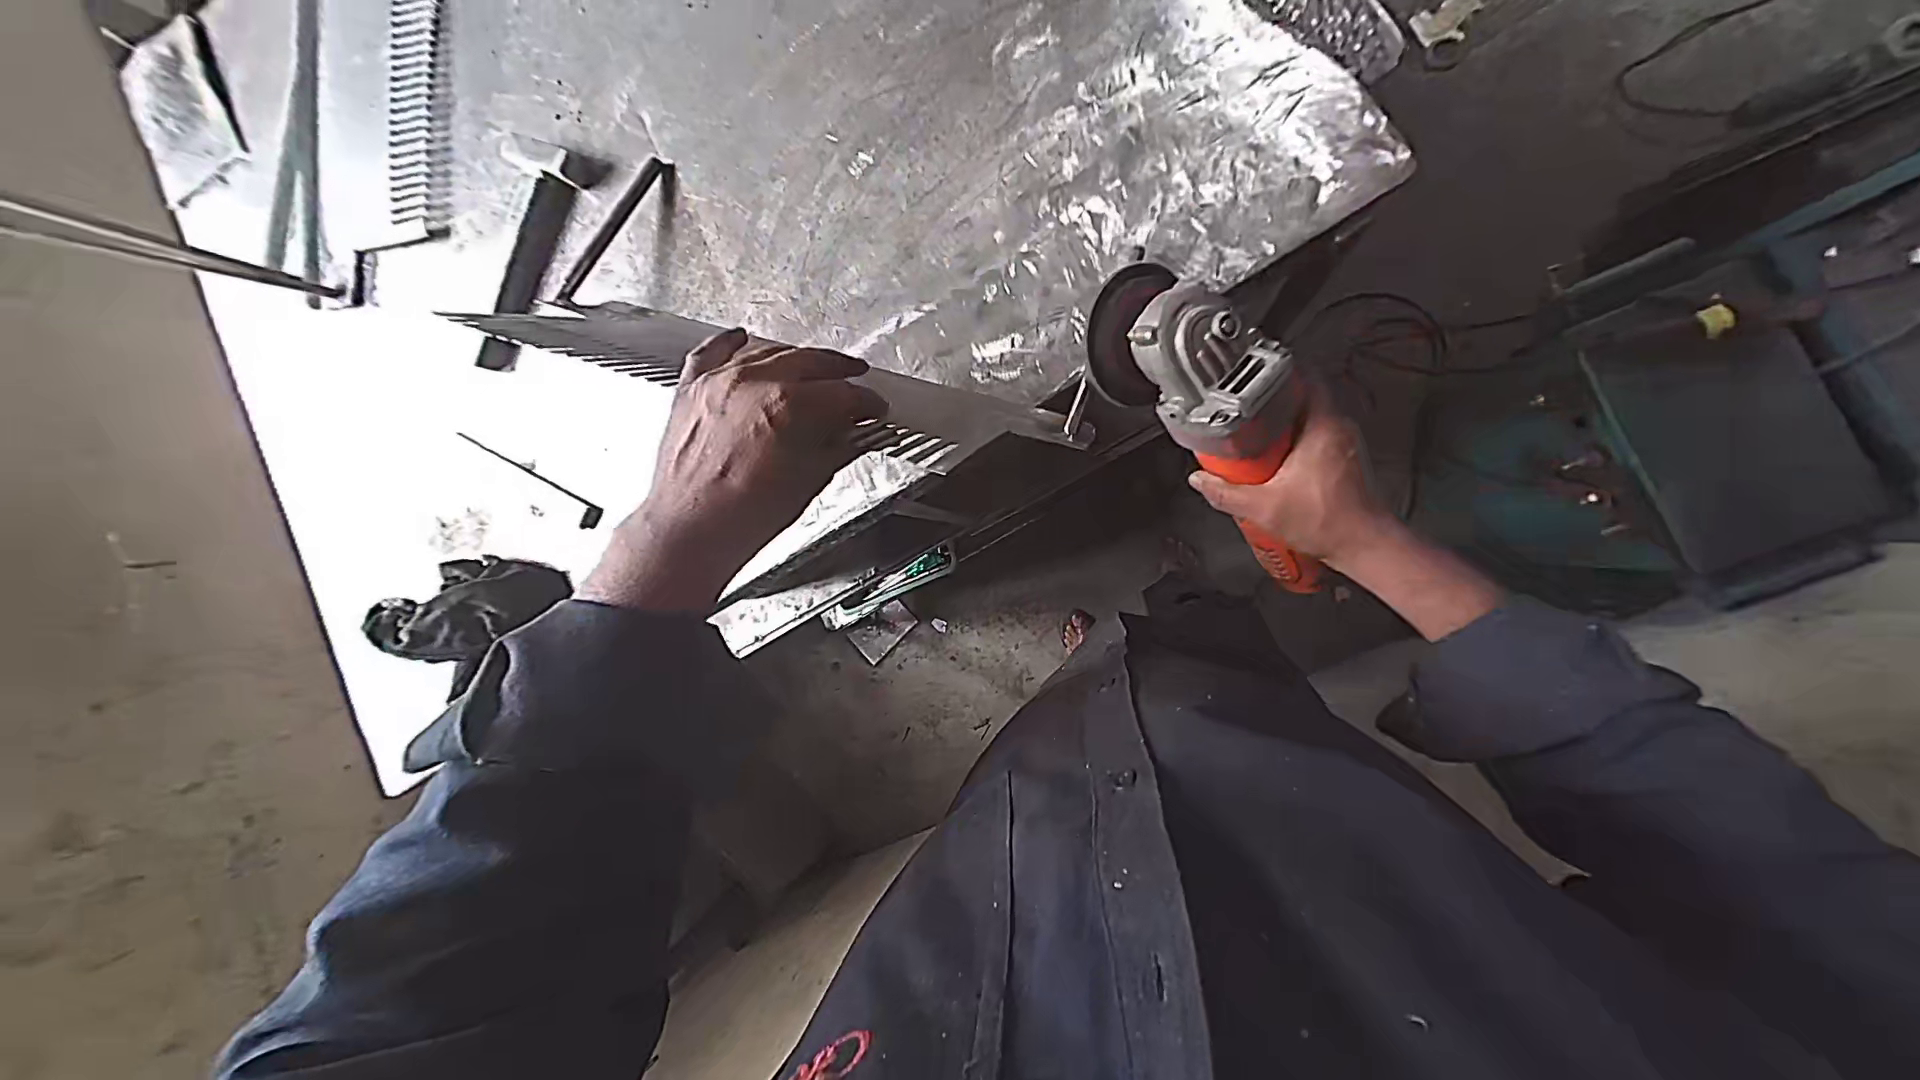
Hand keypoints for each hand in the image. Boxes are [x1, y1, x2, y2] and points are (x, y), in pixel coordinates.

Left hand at [579, 328, 887, 611]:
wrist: (692, 530)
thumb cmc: (743, 516)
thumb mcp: (810, 480)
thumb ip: (837, 446)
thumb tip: (852, 433)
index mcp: (789, 405)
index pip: (843, 393)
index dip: (867, 401)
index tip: (874, 408)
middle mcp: (753, 383)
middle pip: (810, 361)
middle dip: (840, 370)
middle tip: (855, 379)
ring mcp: (720, 381)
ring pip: (768, 351)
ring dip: (797, 357)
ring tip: (815, 366)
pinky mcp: (692, 389)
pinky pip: (712, 352)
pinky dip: (731, 344)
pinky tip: (742, 338)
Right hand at [1185, 383, 1397, 570]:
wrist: (1365, 546)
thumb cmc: (1328, 523)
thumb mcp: (1263, 508)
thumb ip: (1225, 493)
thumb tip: (1200, 480)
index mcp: (1323, 428)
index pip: (1305, 379)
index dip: (1276, 375)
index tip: (1253, 378)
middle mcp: (1339, 429)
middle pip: (1301, 399)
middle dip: (1270, 405)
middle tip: (1244, 414)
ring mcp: (1345, 444)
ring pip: (1307, 420)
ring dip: (1281, 427)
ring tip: (1253, 440)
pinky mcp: (1344, 460)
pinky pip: (1314, 439)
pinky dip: (1293, 444)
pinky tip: (1274, 464)